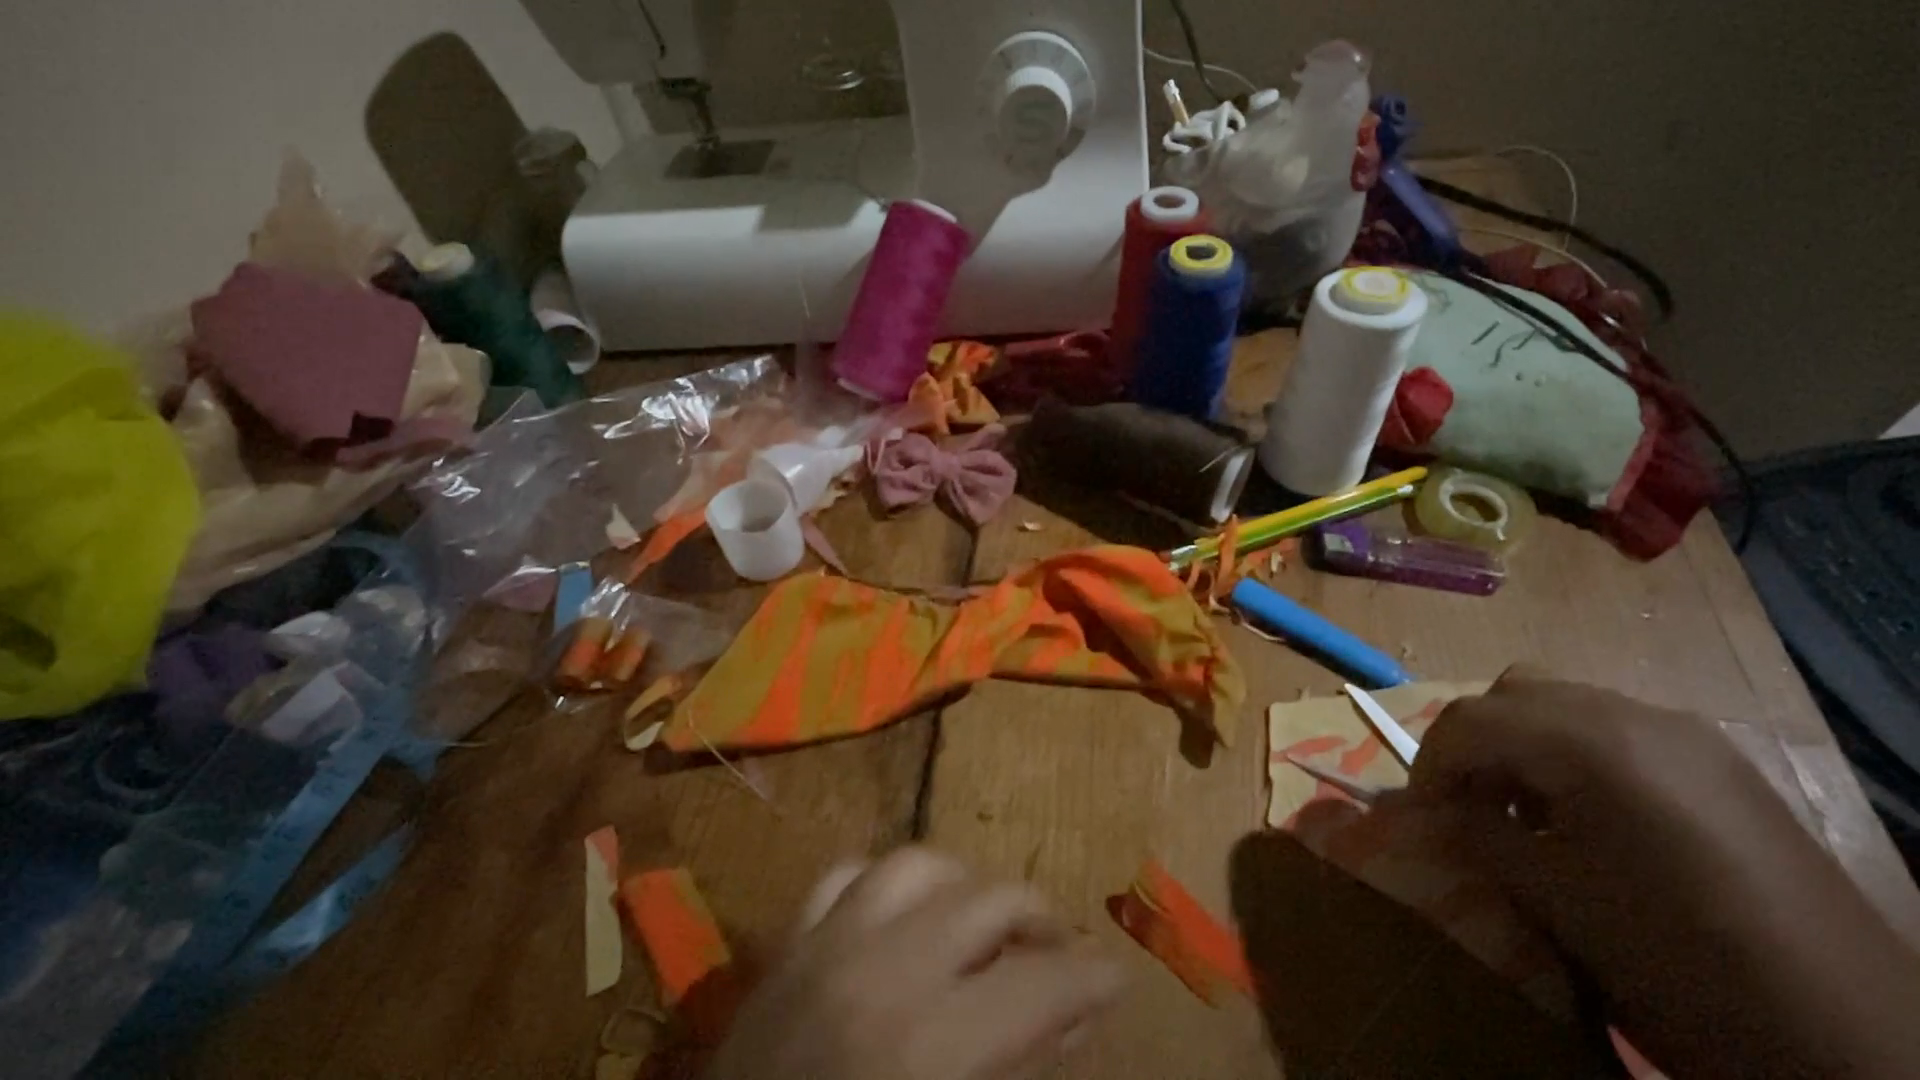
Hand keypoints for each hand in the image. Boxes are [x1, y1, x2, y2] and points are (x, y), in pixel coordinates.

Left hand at [706, 848, 1123, 1079]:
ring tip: (985, 922)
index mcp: (925, 1044)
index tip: (1113, 979)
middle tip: (1058, 954)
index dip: (1091, 979)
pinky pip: (843, 878)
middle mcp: (878, 972)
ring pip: (915, 867)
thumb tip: (1070, 1022)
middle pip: (986, 902)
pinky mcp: (786, 948)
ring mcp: (825, 948)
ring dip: (964, 886)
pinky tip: (904, 914)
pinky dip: (884, 885)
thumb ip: (1017, 1069)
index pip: (1037, 985)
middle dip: (1039, 920)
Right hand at [1409, 667, 1919, 1079]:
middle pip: (1514, 690)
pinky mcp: (1721, 762)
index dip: (1430, 762)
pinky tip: (1586, 817)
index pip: (1470, 719)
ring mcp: (1689, 734)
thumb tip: (1439, 808)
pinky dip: (1575, 754)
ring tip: (1523, 812)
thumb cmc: (1672, 959)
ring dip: (1523, 743)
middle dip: (1473, 741)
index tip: (1422, 812)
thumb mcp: (1551, 897)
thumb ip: (1479, 833)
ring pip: (1567, 702)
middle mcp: (1638, 715)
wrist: (1843, 1032)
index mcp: (1590, 744)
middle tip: (1465, 803)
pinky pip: (1618, 729)